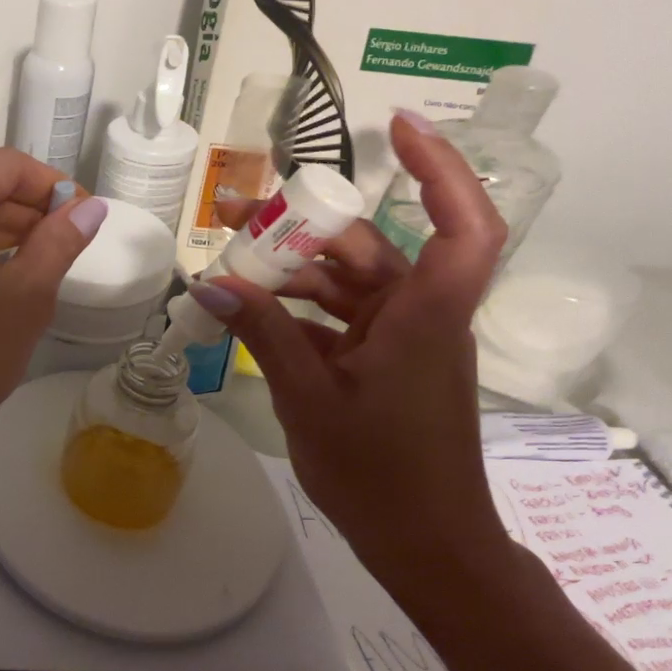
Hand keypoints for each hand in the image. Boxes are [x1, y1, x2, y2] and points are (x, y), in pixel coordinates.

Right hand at [190, 111, 508, 583]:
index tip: (397, 127)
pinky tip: (247, 311)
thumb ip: (263, 332)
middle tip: (235, 211)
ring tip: (225, 264)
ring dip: (290, 270)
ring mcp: (402, 339)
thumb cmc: (380, 473)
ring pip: (346, 281)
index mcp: (424, 316)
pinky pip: (338, 316)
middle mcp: (421, 315)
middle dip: (303, 225)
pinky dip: (295, 310)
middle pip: (368, 248)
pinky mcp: (384, 361)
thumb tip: (211, 283)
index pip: (460, 225)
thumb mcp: (309, 397)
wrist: (424, 543)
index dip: (440, 169)